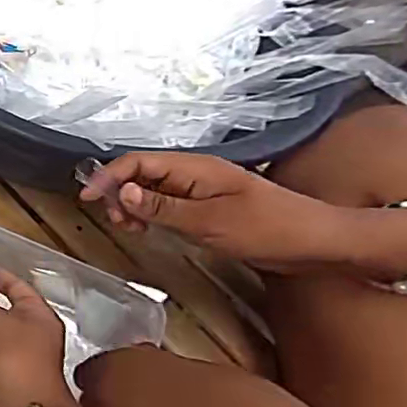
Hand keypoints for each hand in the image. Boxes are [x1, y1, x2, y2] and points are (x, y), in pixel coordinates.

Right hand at [79, 152, 358, 271]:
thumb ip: (161, 207)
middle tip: (113, 221)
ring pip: (152, 190)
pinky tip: (149, 229)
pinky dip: (150, 214)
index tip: (87, 198)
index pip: (138, 163)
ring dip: (132, 205)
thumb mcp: (209, 222)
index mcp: (194, 168)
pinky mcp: (208, 208)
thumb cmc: (268, 229)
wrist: (320, 243)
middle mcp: (194, 174)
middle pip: (141, 173)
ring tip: (129, 228)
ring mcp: (201, 191)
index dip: (108, 177)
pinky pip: (168, 205)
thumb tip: (119, 190)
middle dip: (117, 192)